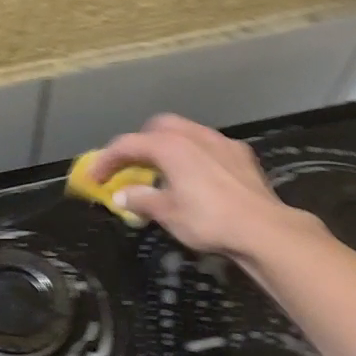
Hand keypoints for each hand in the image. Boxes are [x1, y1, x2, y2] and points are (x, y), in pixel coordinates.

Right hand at [88, 114, 305, 260]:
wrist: (262, 228)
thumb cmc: (208, 220)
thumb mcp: (167, 213)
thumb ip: (142, 199)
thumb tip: (122, 195)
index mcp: (172, 147)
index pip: (129, 144)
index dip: (106, 160)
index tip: (94, 178)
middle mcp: (196, 136)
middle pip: (159, 128)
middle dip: (139, 144)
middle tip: (129, 167)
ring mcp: (222, 142)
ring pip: (186, 133)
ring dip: (167, 148)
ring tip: (161, 173)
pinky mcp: (240, 155)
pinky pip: (207, 146)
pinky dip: (191, 155)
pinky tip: (194, 178)